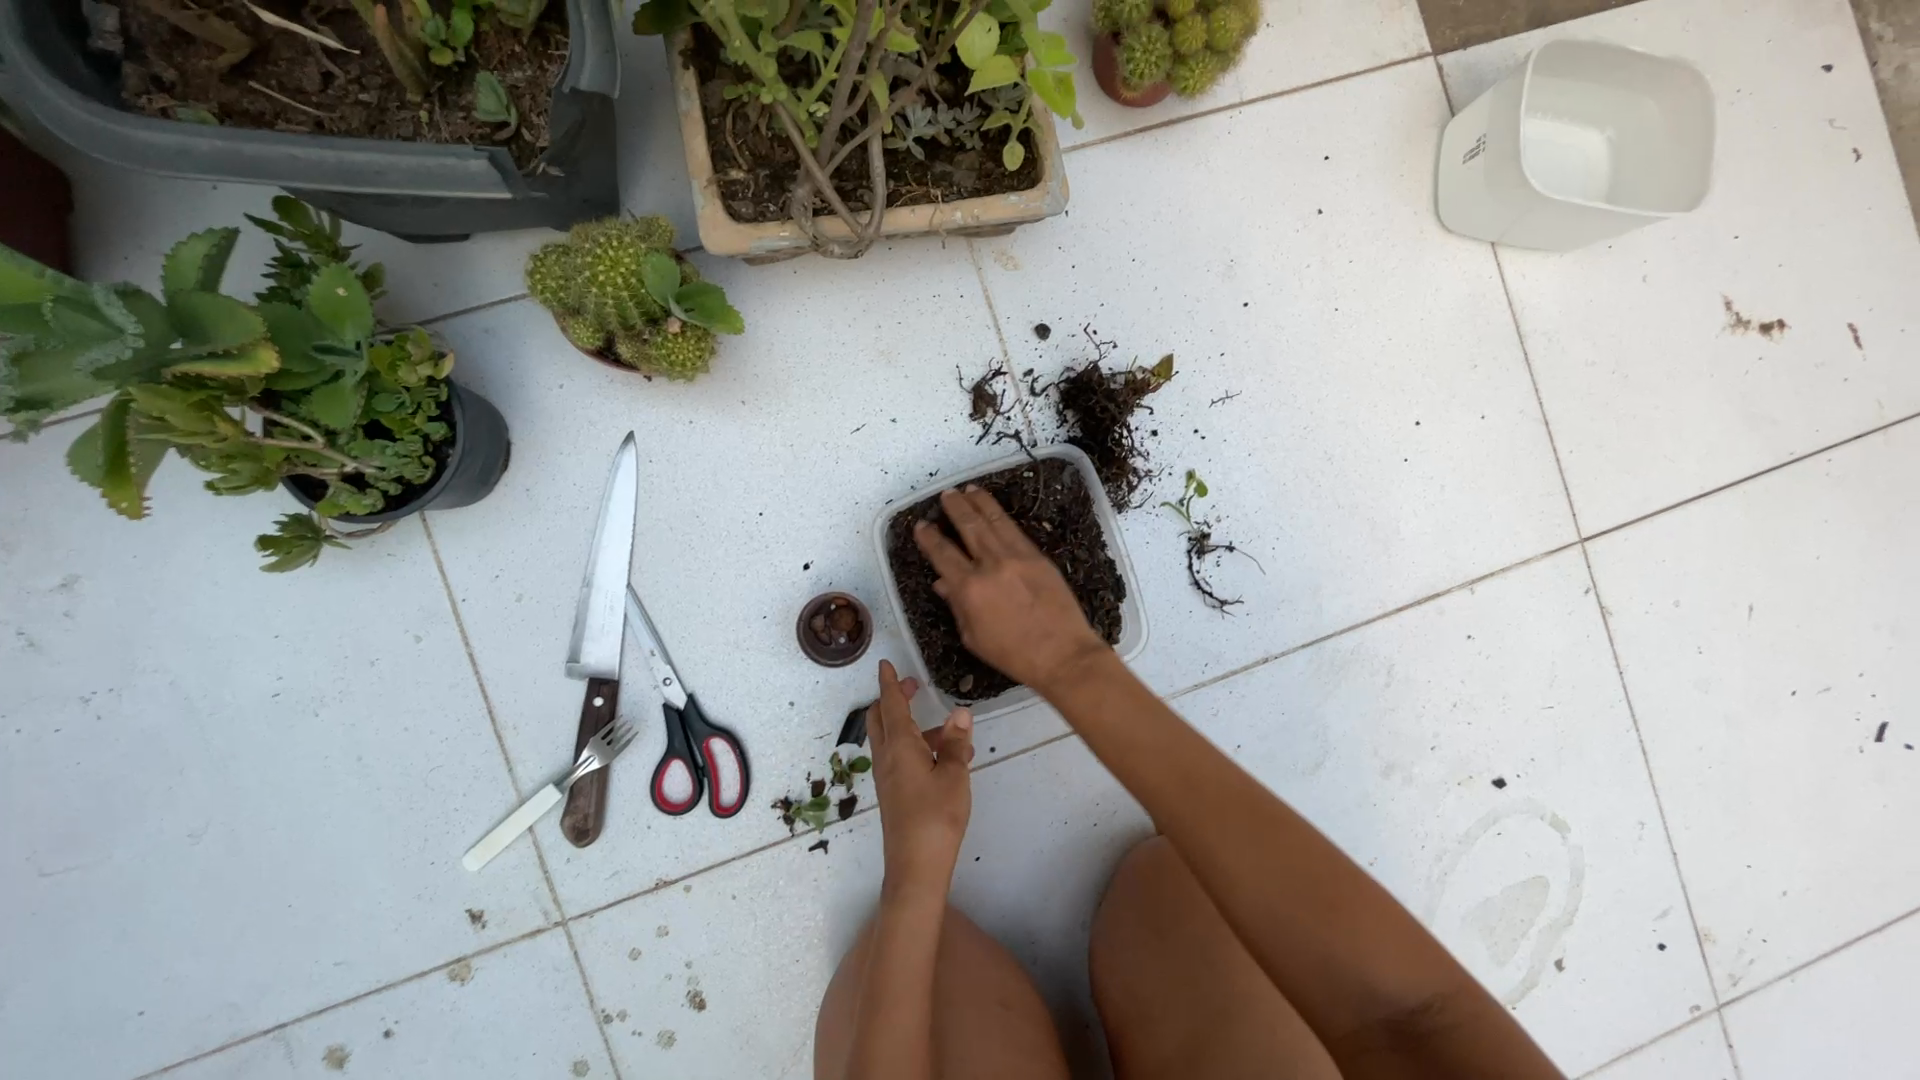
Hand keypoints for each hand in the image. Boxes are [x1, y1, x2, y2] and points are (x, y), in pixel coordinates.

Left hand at [868, 660, 972, 892]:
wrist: (915, 867)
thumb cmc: (936, 817)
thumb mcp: (953, 775)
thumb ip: (955, 743)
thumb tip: (959, 713)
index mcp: (899, 746)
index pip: (891, 705)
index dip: (890, 683)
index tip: (885, 664)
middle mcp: (887, 758)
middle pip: (881, 719)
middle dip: (894, 699)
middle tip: (915, 687)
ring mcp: (888, 778)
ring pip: (892, 740)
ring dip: (912, 726)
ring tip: (949, 732)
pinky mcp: (894, 794)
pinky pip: (900, 758)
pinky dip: (916, 747)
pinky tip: (945, 761)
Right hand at [914, 486, 1109, 693]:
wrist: (1062, 655)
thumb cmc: (1013, 655)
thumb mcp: (974, 637)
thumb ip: (957, 606)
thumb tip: (943, 583)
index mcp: (969, 589)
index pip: (942, 554)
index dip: (929, 538)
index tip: (921, 526)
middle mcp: (990, 565)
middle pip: (968, 526)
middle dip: (954, 507)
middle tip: (946, 494)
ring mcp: (1017, 557)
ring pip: (993, 520)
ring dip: (978, 502)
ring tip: (968, 490)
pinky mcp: (1038, 557)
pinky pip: (1014, 530)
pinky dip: (1000, 515)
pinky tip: (994, 509)